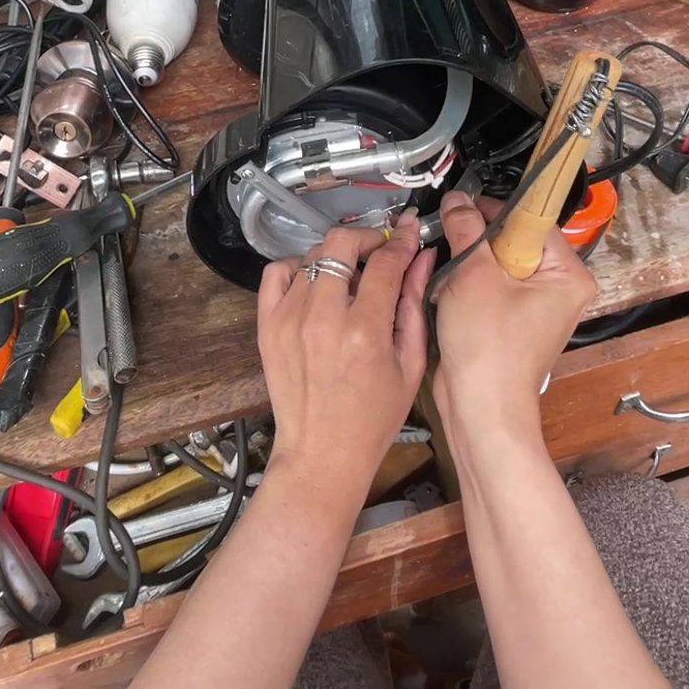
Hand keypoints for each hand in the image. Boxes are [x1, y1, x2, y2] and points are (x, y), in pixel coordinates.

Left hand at [257, 219, 426, 496]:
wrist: (321, 455)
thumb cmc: (373, 419)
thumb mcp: (410, 365)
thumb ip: (414, 305)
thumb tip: (421, 258)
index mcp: (365, 332)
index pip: (385, 262)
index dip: (401, 241)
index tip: (409, 233)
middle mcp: (323, 318)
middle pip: (341, 243)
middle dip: (366, 238)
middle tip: (379, 250)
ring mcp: (289, 319)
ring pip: (312, 255)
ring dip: (336, 256)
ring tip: (350, 276)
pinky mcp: (267, 325)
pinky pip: (277, 273)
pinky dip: (298, 267)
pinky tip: (315, 283)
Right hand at [401, 192, 596, 434]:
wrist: (480, 407)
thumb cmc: (489, 350)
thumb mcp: (473, 275)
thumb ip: (465, 229)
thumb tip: (457, 201)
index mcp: (568, 275)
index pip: (532, 220)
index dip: (495, 209)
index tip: (465, 205)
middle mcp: (560, 288)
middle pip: (512, 240)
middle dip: (476, 242)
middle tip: (451, 243)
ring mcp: (537, 306)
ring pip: (497, 263)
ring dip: (468, 265)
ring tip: (452, 279)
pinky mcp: (514, 320)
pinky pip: (492, 286)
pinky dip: (469, 286)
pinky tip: (452, 297)